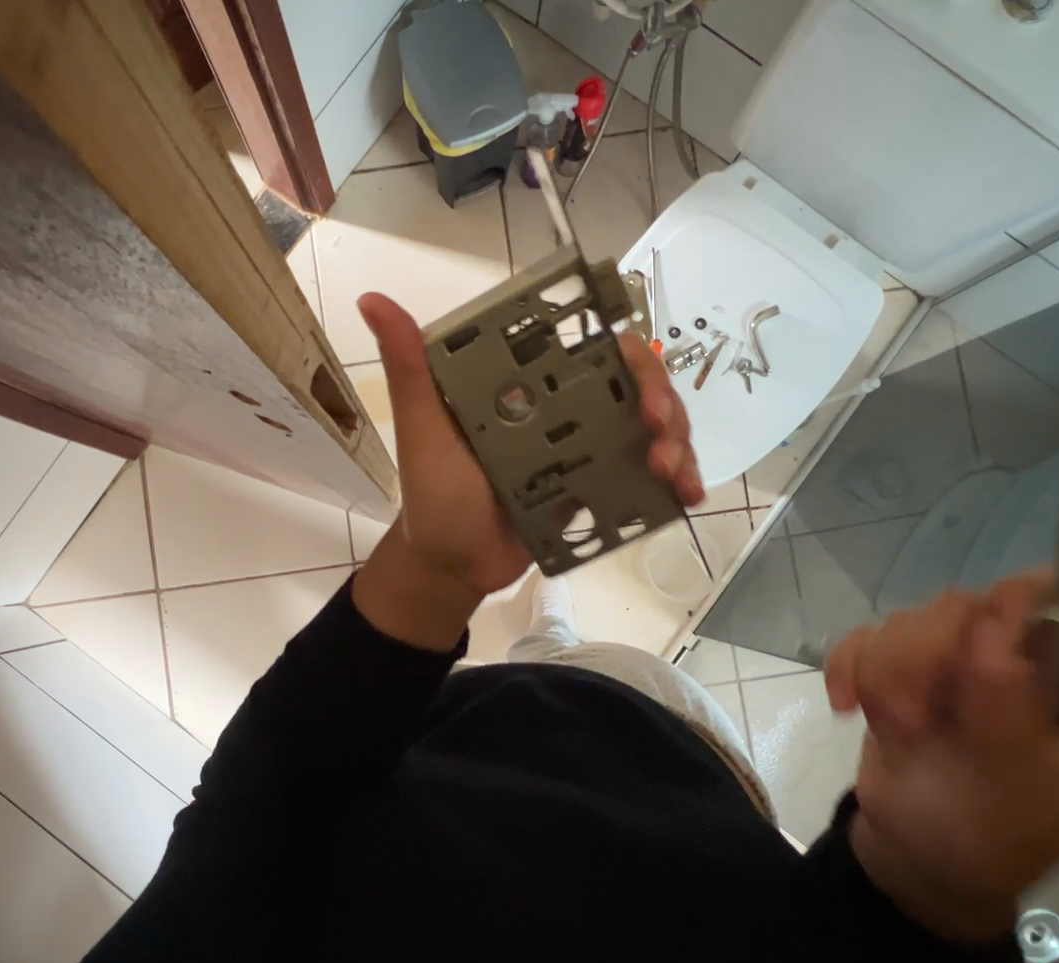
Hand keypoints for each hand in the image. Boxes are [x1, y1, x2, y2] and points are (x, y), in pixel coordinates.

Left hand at [350, 293, 703, 649]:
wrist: (453, 567)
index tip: (635, 368)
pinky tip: (685, 495)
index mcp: (524, 383)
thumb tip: (373, 300)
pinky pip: (645, 473)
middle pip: (630, 382)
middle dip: (661, 398)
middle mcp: (560, 405)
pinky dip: (674, 479)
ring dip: (677, 440)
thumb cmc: (433, 496)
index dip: (619, 349)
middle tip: (661, 431)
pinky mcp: (598, 485)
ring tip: (675, 474)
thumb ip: (411, 372)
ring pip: (649, 425)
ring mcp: (584, 446)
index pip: (582, 346)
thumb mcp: (422, 433)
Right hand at [825, 572, 1058, 943]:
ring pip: (911, 620)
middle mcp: (1020, 668)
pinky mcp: (899, 677)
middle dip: (929, 655)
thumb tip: (996, 619)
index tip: (979, 635)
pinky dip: (848, 668)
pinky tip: (847, 708)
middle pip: (974, 606)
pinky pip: (866, 640)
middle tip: (917, 715)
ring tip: (896, 730)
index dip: (1027, 604)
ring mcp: (954, 671)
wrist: (916, 866)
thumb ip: (1011, 701)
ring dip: (888, 672)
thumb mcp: (1017, 784)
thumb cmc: (988, 838)